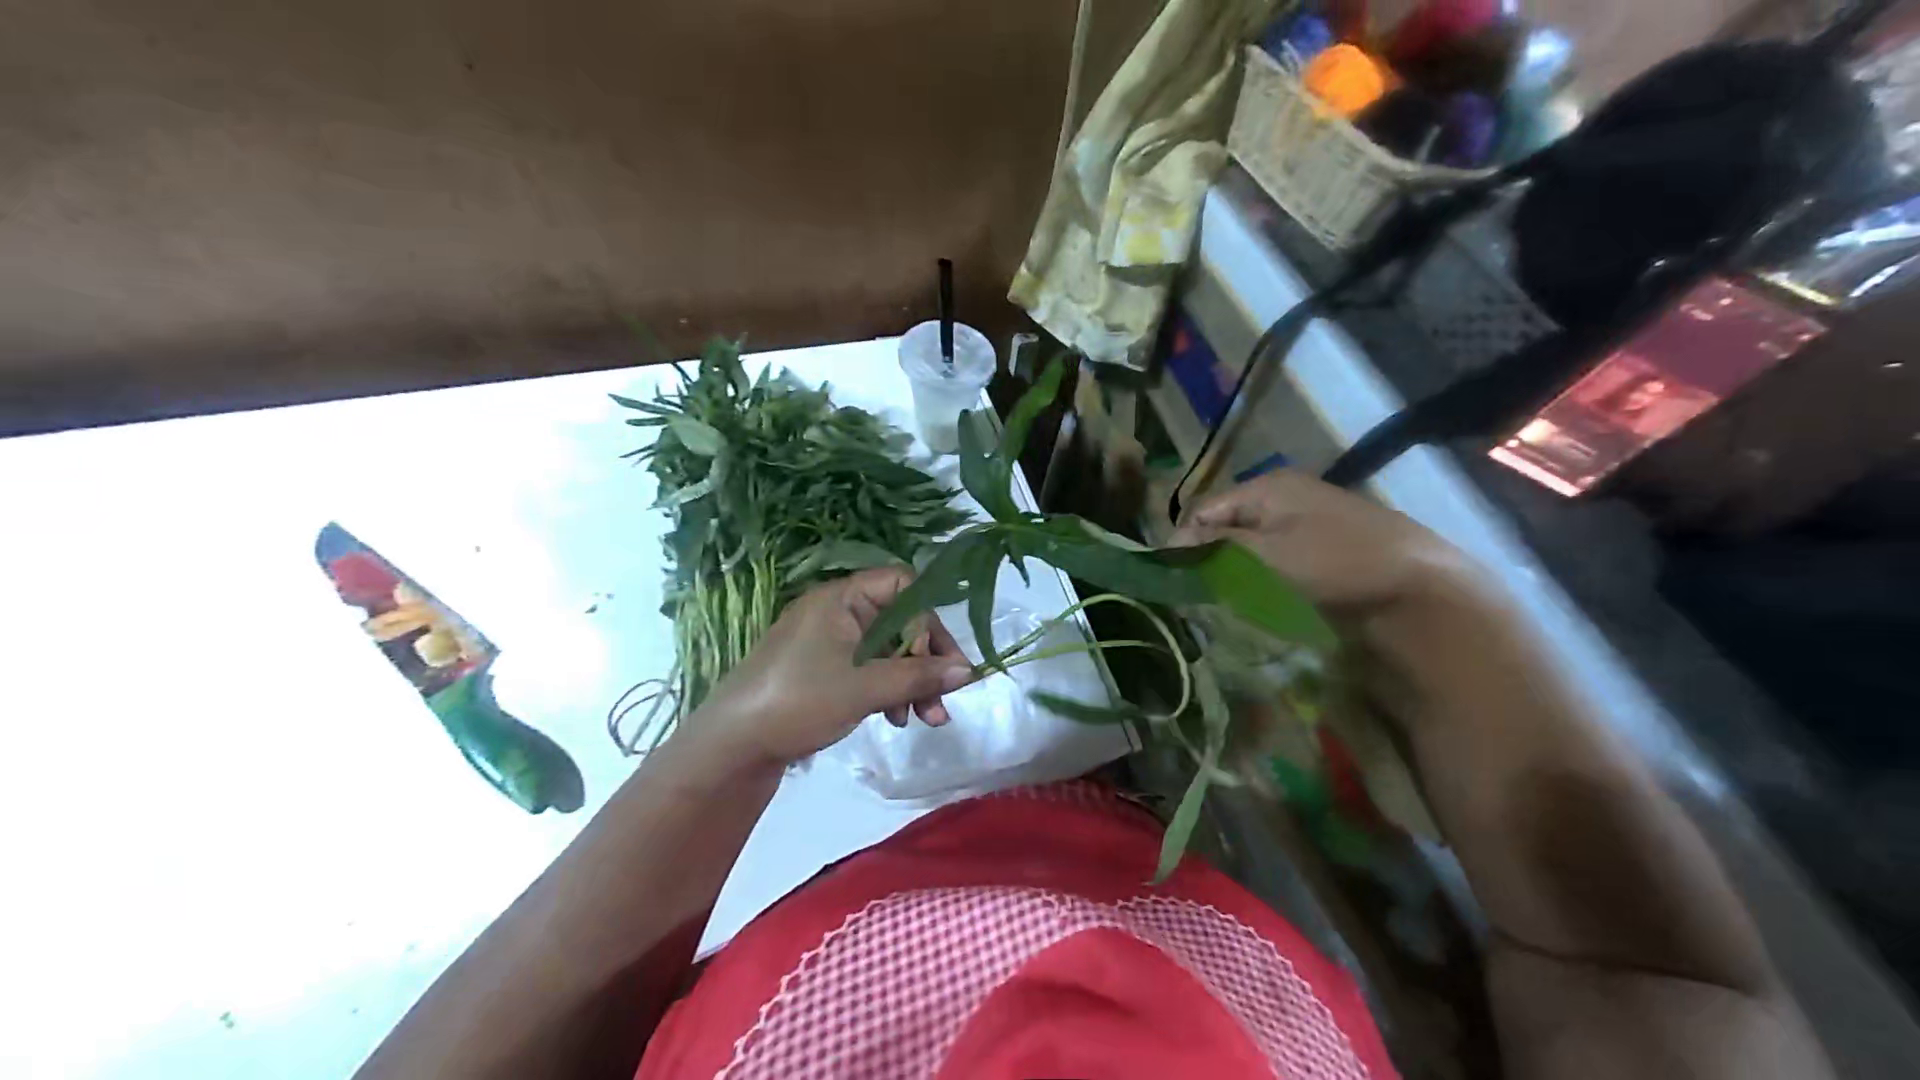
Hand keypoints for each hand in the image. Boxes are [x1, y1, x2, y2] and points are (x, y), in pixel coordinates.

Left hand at [684, 567, 974, 770]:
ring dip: (913, 681)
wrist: (734, 745)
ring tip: (927, 719)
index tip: (940, 659)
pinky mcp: (828, 670)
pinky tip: (898, 719)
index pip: (902, 585)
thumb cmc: (800, 700)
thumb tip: (969, 672)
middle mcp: (839, 612)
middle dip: (926, 660)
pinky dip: (891, 690)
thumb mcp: (865, 687)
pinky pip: (872, 669)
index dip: (927, 618)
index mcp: (842, 598)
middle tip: (945, 698)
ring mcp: (832, 642)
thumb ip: (919, 676)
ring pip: (889, 650)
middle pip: (900, 621)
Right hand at [1170, 470, 1474, 612]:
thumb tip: (1169, 547)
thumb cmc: (1333, 564)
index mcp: (1268, 486)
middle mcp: (1286, 496)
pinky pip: (1277, 560)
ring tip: (1230, 601)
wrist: (1420, 591)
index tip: (1175, 581)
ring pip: (1251, 545)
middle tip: (1202, 594)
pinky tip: (1264, 600)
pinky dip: (1264, 578)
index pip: (1203, 509)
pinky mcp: (1326, 550)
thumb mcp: (1263, 553)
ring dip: (1236, 571)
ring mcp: (1309, 522)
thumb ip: (1212, 547)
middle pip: (1227, 526)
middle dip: (1210, 558)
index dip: (1184, 543)